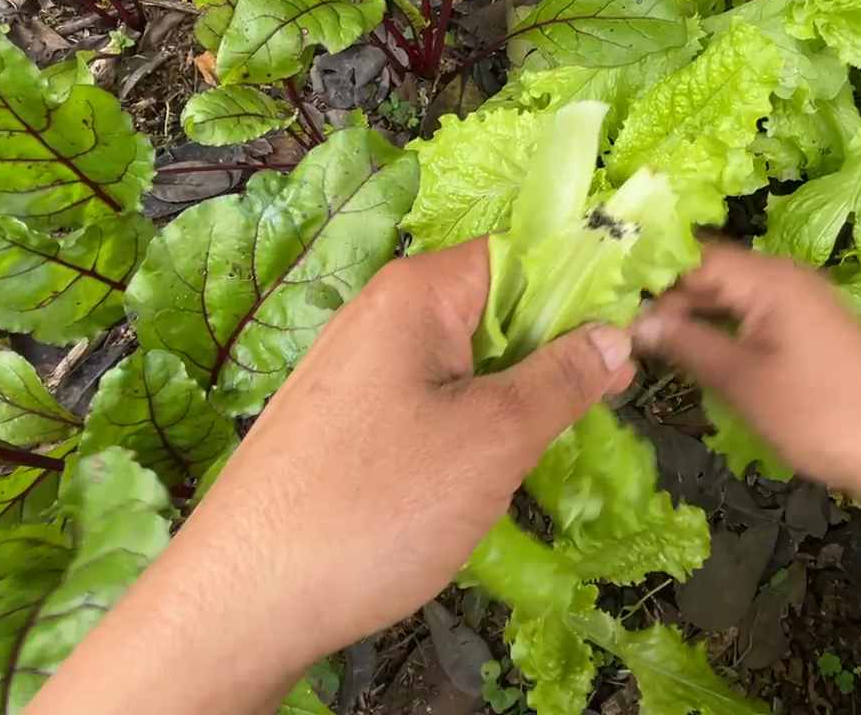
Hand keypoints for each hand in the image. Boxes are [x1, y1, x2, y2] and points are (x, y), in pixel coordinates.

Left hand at [185, 237, 636, 670]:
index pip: (521, 255)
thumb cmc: (377, 505)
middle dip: (548, 349)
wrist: (238, 604)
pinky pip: (430, 391)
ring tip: (532, 443)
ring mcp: (359, 362)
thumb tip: (616, 335)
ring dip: (512, 389)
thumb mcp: (495, 438)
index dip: (579, 289)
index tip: (622, 338)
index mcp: (418, 290)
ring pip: (465, 355)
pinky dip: (469, 416)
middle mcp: (383, 309)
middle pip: (494, 305)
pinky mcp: (347, 411)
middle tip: (592, 400)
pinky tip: (476, 467)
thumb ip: (565, 378)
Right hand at [635, 242, 860, 499]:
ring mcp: (801, 297)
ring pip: (730, 291)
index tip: (611, 300)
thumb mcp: (741, 381)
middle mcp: (784, 274)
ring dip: (692, 311)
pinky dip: (722, 323)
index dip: (649, 275)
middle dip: (668, 295)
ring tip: (649, 338)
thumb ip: (686, 343)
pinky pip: (753, 309)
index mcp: (768, 277)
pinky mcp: (809, 322)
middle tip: (623, 326)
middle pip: (711, 271)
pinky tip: (697, 347)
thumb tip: (635, 322)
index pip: (692, 257)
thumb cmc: (819, 415)